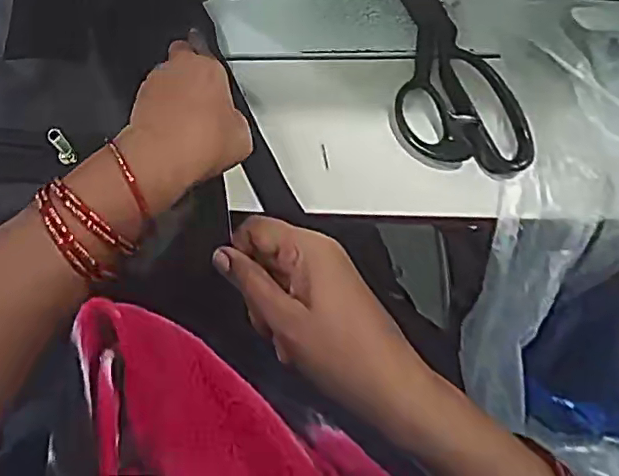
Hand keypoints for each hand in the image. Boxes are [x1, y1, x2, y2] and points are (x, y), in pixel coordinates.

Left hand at [117, 31, 251, 201]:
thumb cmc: (198, 141)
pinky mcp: (139, 95)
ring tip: (182, 117)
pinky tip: (168, 126)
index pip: (209, 52)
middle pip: (183, 56)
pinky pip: (152, 95)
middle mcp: (179, 66)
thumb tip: (232, 127)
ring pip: (166, 75)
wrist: (161, 155)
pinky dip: (158, 105)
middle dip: (189, 72)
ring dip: (172, 89)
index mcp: (208, 67)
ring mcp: (156, 79)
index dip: (212, 72)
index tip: (216, 87)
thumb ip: (237, 119)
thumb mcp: (241, 137)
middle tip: (198, 97)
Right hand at [214, 217, 424, 416]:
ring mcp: (329, 269)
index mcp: (308, 247)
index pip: (252, 226)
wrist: (396, 392)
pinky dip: (289, 312)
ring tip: (286, 336)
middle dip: (257, 288)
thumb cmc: (352, 359)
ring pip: (277, 273)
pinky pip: (295, 287)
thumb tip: (223, 256)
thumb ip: (247, 282)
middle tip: (268, 320)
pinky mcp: (334, 289)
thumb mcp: (283, 320)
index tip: (240, 286)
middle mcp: (320, 250)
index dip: (238, 255)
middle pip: (264, 251)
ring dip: (272, 306)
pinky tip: (297, 340)